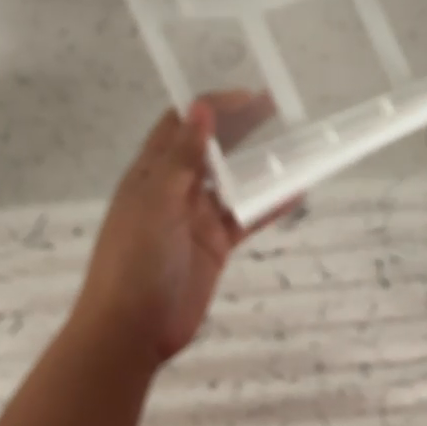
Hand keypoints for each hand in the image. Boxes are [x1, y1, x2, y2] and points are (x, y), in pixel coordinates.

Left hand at [70, 92, 281, 367]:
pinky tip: (297, 191)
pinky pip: (246, 217)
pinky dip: (269, 204)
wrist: (130, 330)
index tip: (249, 95)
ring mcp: (196, 218)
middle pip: (211, 149)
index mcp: (151, 173)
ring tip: (294, 143)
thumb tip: (201, 107)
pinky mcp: (214, 246)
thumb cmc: (135, 260)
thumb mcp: (157, 202)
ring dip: (259, 163)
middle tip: (278, 108)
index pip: (181, 125)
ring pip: (233, 182)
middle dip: (241, 127)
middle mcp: (174, 189)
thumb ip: (182, 157)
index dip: (212, 106)